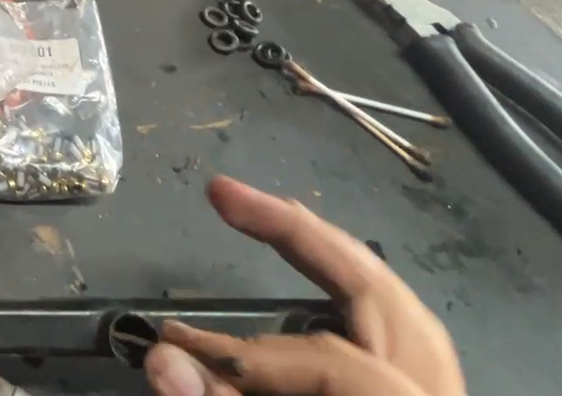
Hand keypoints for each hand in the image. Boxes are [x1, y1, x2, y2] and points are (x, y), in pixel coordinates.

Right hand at [146, 176, 465, 395]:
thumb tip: (162, 359)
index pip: (343, 367)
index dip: (253, 356)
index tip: (176, 348)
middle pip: (388, 298)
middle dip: (300, 236)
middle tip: (223, 194)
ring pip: (398, 309)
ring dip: (323, 252)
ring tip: (261, 214)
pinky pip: (392, 335)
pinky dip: (343, 291)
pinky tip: (306, 275)